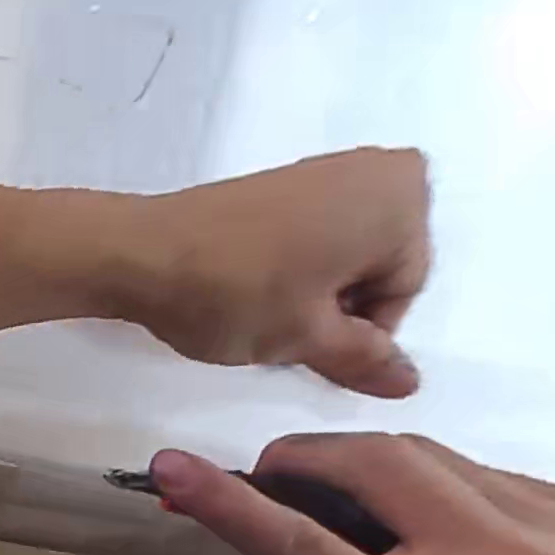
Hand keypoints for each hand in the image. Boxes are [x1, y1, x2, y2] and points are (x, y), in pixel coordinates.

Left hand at [135, 148, 431, 397]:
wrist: (144, 254)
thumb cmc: (236, 294)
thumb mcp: (305, 336)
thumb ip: (363, 359)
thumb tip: (410, 385)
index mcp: (403, 195)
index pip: (403, 294)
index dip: (356, 336)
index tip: (305, 349)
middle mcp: (376, 170)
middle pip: (374, 275)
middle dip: (334, 316)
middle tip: (279, 334)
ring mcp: (324, 173)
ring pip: (339, 265)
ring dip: (309, 303)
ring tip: (259, 318)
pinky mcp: (281, 188)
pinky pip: (309, 245)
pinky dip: (289, 278)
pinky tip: (249, 296)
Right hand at [150, 435, 554, 554]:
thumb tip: (255, 512)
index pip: (304, 545)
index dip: (229, 499)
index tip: (171, 466)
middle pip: (376, 464)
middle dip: (311, 457)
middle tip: (280, 475)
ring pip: (429, 455)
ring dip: (377, 476)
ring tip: (376, 522)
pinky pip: (484, 473)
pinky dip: (441, 493)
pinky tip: (453, 541)